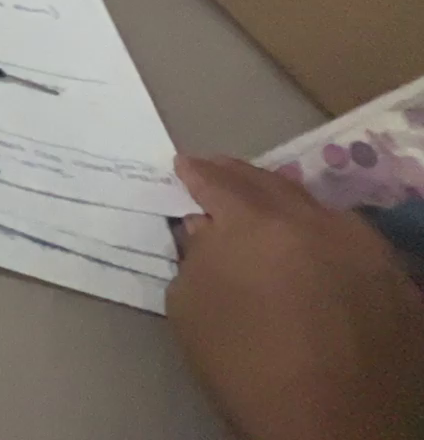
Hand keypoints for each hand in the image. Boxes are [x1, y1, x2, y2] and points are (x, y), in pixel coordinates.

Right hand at [168, 154, 423, 439]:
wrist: (330, 428)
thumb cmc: (240, 356)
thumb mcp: (187, 297)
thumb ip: (197, 252)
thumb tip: (209, 230)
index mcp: (259, 224)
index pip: (219, 182)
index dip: (195, 172)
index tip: (180, 167)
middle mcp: (322, 229)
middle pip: (275, 187)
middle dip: (240, 177)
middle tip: (215, 172)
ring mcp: (373, 261)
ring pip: (326, 212)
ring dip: (290, 203)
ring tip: (267, 207)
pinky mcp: (404, 294)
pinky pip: (359, 247)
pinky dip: (329, 236)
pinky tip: (314, 249)